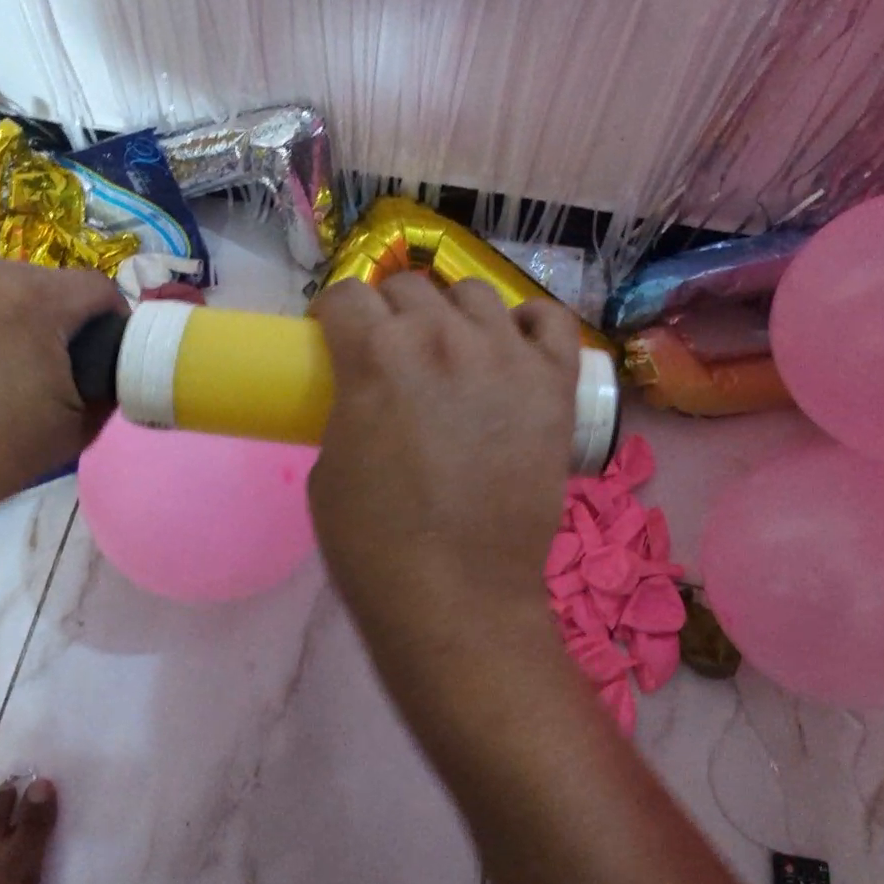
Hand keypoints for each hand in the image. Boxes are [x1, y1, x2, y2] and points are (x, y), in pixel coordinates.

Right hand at [309, 274, 578, 634]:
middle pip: (408, 286)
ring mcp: (506, 355)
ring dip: (452, 316)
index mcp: (375, 354)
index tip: (335, 339)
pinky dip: (527, 326)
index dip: (334, 316)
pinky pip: (548, 321)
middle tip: (391, 355)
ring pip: (475, 294)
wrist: (458, 596)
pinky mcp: (554, 383)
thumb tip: (368, 391)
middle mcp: (442, 337)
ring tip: (452, 355)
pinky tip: (511, 351)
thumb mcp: (329, 464)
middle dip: (389, 313)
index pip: (345, 294)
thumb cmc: (374, 542)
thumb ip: (349, 406)